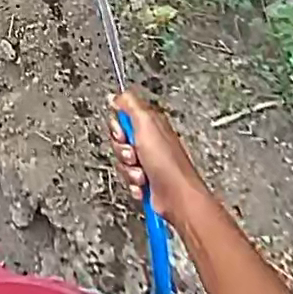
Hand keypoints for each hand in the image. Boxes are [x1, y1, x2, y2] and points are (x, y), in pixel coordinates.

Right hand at [108, 88, 212, 228]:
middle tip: (135, 155)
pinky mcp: (146, 181)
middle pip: (118, 140)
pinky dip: (134, 185)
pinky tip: (144, 185)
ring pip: (121, 161)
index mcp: (150, 123)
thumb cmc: (167, 162)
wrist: (178, 198)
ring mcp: (148, 162)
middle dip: (122, 150)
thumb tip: (115, 95)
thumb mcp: (145, 122)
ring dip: (129, 170)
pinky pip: (128, 179)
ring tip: (143, 174)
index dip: (118, 126)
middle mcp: (149, 141)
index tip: (123, 134)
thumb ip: (129, 104)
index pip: (121, 116)